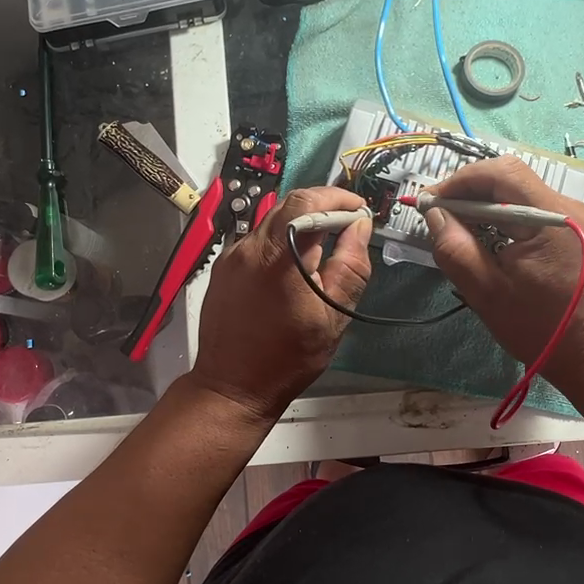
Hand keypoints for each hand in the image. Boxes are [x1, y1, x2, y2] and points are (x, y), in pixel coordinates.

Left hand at [188, 187, 373, 423]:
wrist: (232, 386)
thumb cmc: (288, 357)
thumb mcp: (333, 316)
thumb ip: (351, 267)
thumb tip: (359, 227)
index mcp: (280, 257)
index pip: (308, 201)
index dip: (337, 197)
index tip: (358, 209)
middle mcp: (251, 247)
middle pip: (288, 204)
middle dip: (321, 205)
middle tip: (346, 221)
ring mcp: (232, 256)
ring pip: (271, 220)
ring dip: (299, 222)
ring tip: (323, 243)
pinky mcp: (223, 267)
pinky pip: (256, 240)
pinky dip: (279, 239)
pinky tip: (293, 264)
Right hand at [423, 157, 583, 384]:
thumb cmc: (541, 330)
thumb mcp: (487, 293)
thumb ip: (455, 249)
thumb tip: (434, 215)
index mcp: (551, 218)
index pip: (501, 173)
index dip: (459, 180)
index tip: (430, 202)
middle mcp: (570, 207)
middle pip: (511, 178)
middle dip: (470, 190)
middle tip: (440, 213)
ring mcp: (578, 218)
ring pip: (522, 192)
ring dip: (486, 203)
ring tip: (459, 226)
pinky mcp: (579, 232)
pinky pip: (535, 210)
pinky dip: (506, 215)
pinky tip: (489, 237)